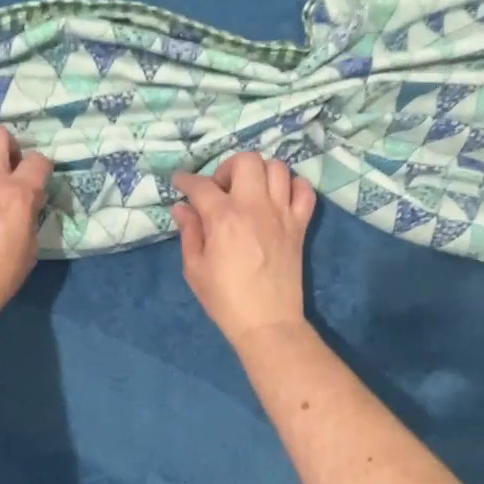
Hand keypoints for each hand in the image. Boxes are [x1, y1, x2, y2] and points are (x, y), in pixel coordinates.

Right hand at [171, 151, 316, 348]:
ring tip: (249, 191)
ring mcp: (282, 214)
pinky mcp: (300, 225)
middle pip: (246, 161)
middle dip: (228, 168)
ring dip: (259, 173)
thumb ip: (189, 232)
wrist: (267, 322)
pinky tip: (278, 199)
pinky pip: (304, 190)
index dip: (186, 180)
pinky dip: (292, 186)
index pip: (201, 185)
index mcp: (224, 218)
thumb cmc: (225, 299)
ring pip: (277, 168)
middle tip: (220, 189)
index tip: (179, 182)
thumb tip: (182, 208)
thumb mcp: (195, 269)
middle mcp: (254, 207)